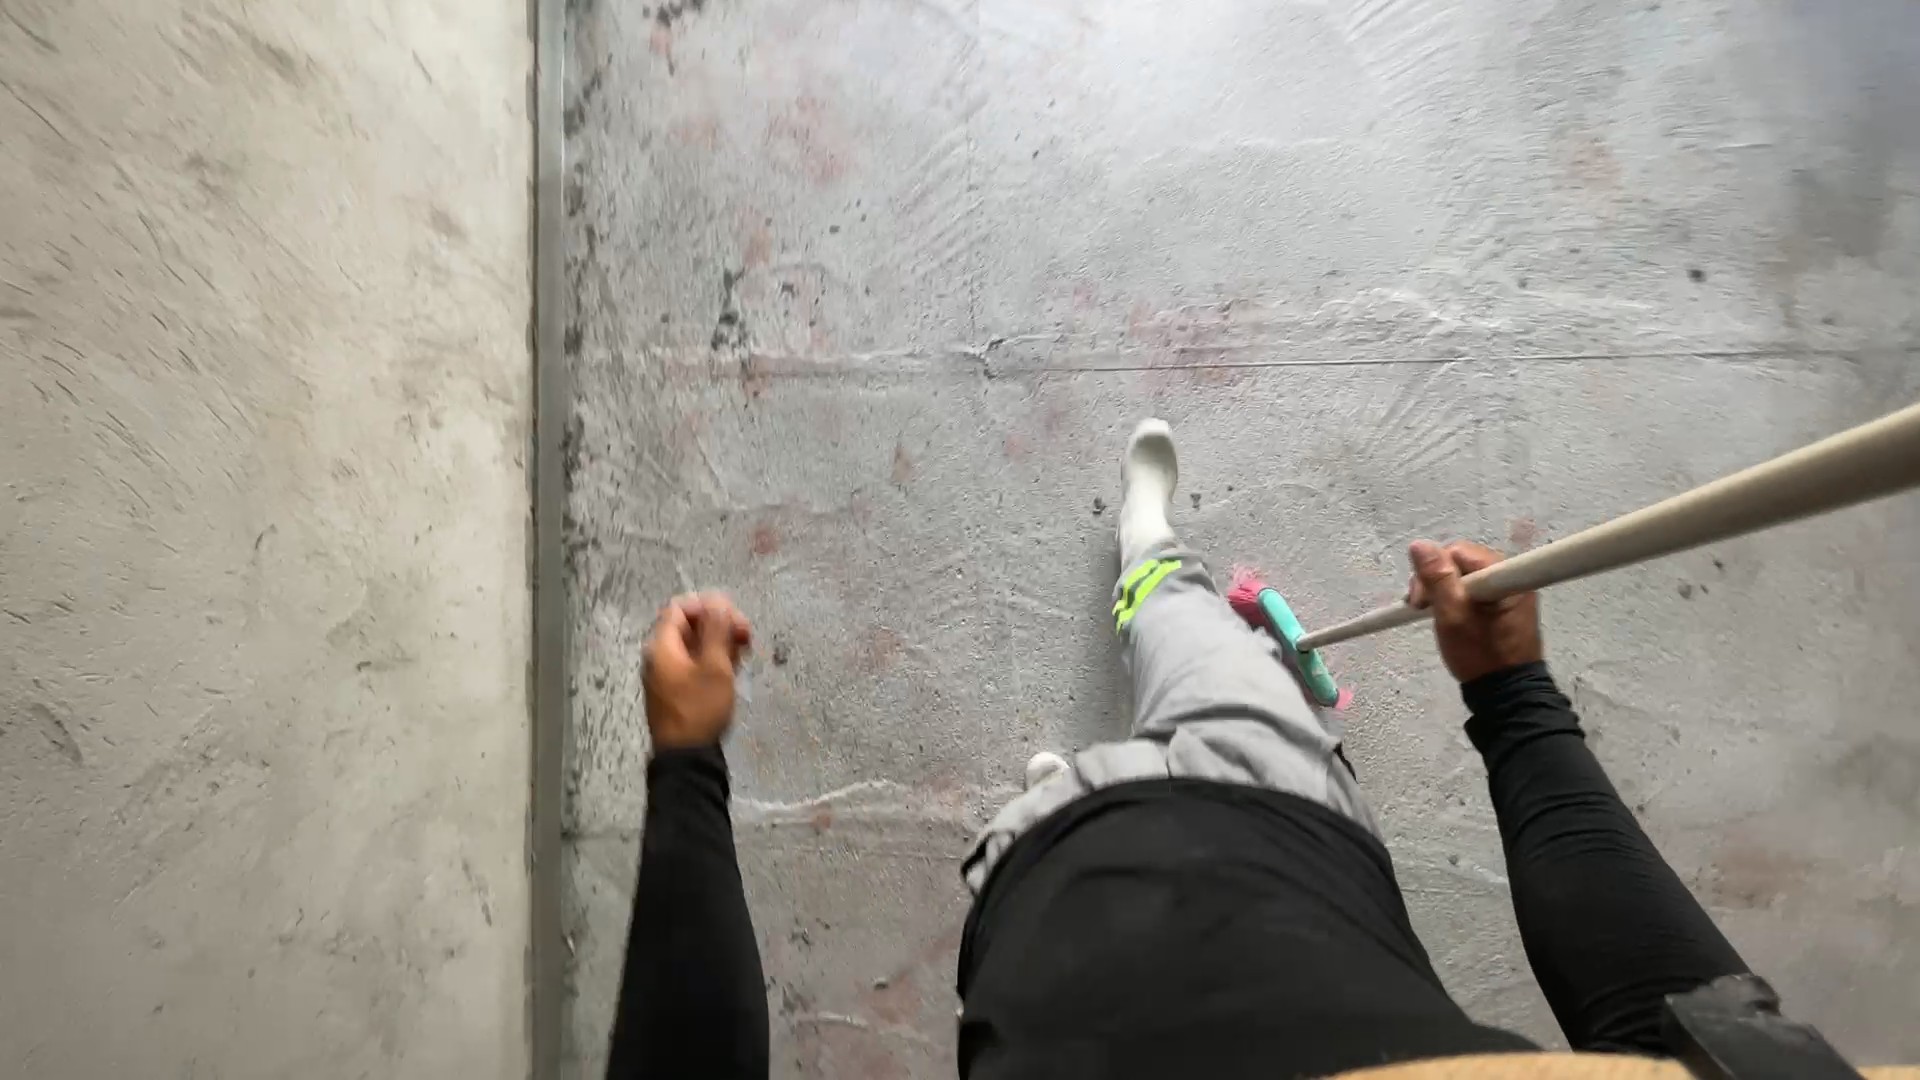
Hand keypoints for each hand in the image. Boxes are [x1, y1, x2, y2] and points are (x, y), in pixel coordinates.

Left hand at [643, 592, 752, 749]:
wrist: (686, 758)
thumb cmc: (700, 708)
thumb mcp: (715, 665)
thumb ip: (716, 629)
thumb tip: (717, 600)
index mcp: (662, 646)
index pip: (681, 608)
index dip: (709, 606)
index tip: (734, 618)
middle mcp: (660, 656)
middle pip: (689, 625)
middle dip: (720, 625)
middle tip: (746, 636)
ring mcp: (668, 674)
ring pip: (695, 645)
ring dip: (721, 643)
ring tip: (745, 654)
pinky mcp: (678, 689)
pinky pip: (695, 663)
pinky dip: (715, 660)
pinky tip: (734, 668)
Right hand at [1406, 540, 1542, 683]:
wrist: (1504, 689)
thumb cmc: (1479, 653)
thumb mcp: (1452, 616)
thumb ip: (1437, 579)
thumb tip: (1420, 546)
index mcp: (1504, 576)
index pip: (1458, 552)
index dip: (1433, 569)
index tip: (1421, 598)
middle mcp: (1508, 577)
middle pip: (1457, 561)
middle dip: (1432, 580)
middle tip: (1420, 607)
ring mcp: (1504, 589)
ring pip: (1458, 574)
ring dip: (1437, 589)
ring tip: (1427, 612)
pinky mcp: (1497, 602)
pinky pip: (1466, 587)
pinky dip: (1448, 596)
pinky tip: (1440, 612)